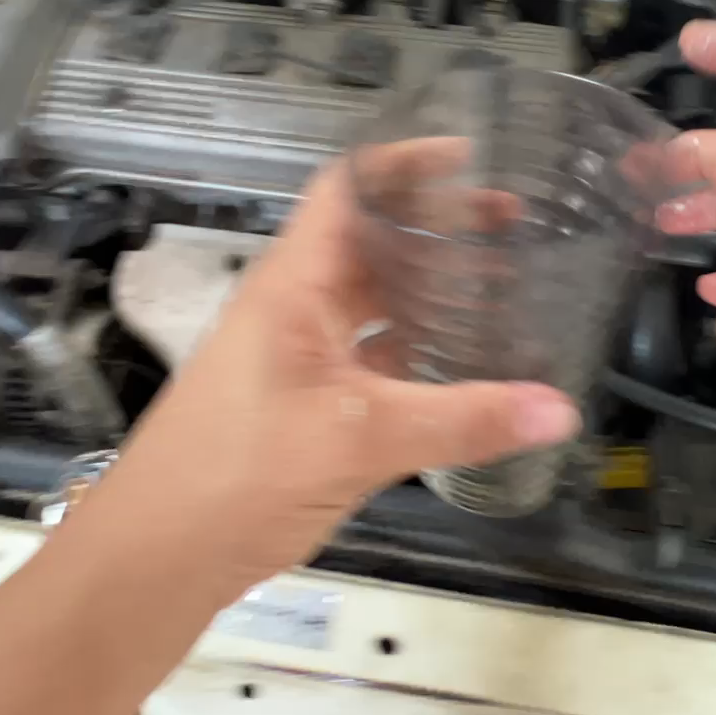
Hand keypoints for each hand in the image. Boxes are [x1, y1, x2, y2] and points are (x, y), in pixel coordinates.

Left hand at [72, 161, 581, 595]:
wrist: (155, 557)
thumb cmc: (240, 472)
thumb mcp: (358, 439)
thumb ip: (461, 421)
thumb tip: (560, 411)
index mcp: (293, 283)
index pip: (346, 190)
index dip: (402, 162)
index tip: (466, 157)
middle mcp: (295, 305)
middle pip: (371, 242)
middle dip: (436, 226)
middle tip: (507, 224)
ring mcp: (299, 353)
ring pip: (372, 300)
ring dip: (427, 288)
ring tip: (497, 284)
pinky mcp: (307, 398)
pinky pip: (371, 353)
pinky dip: (414, 346)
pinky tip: (459, 359)